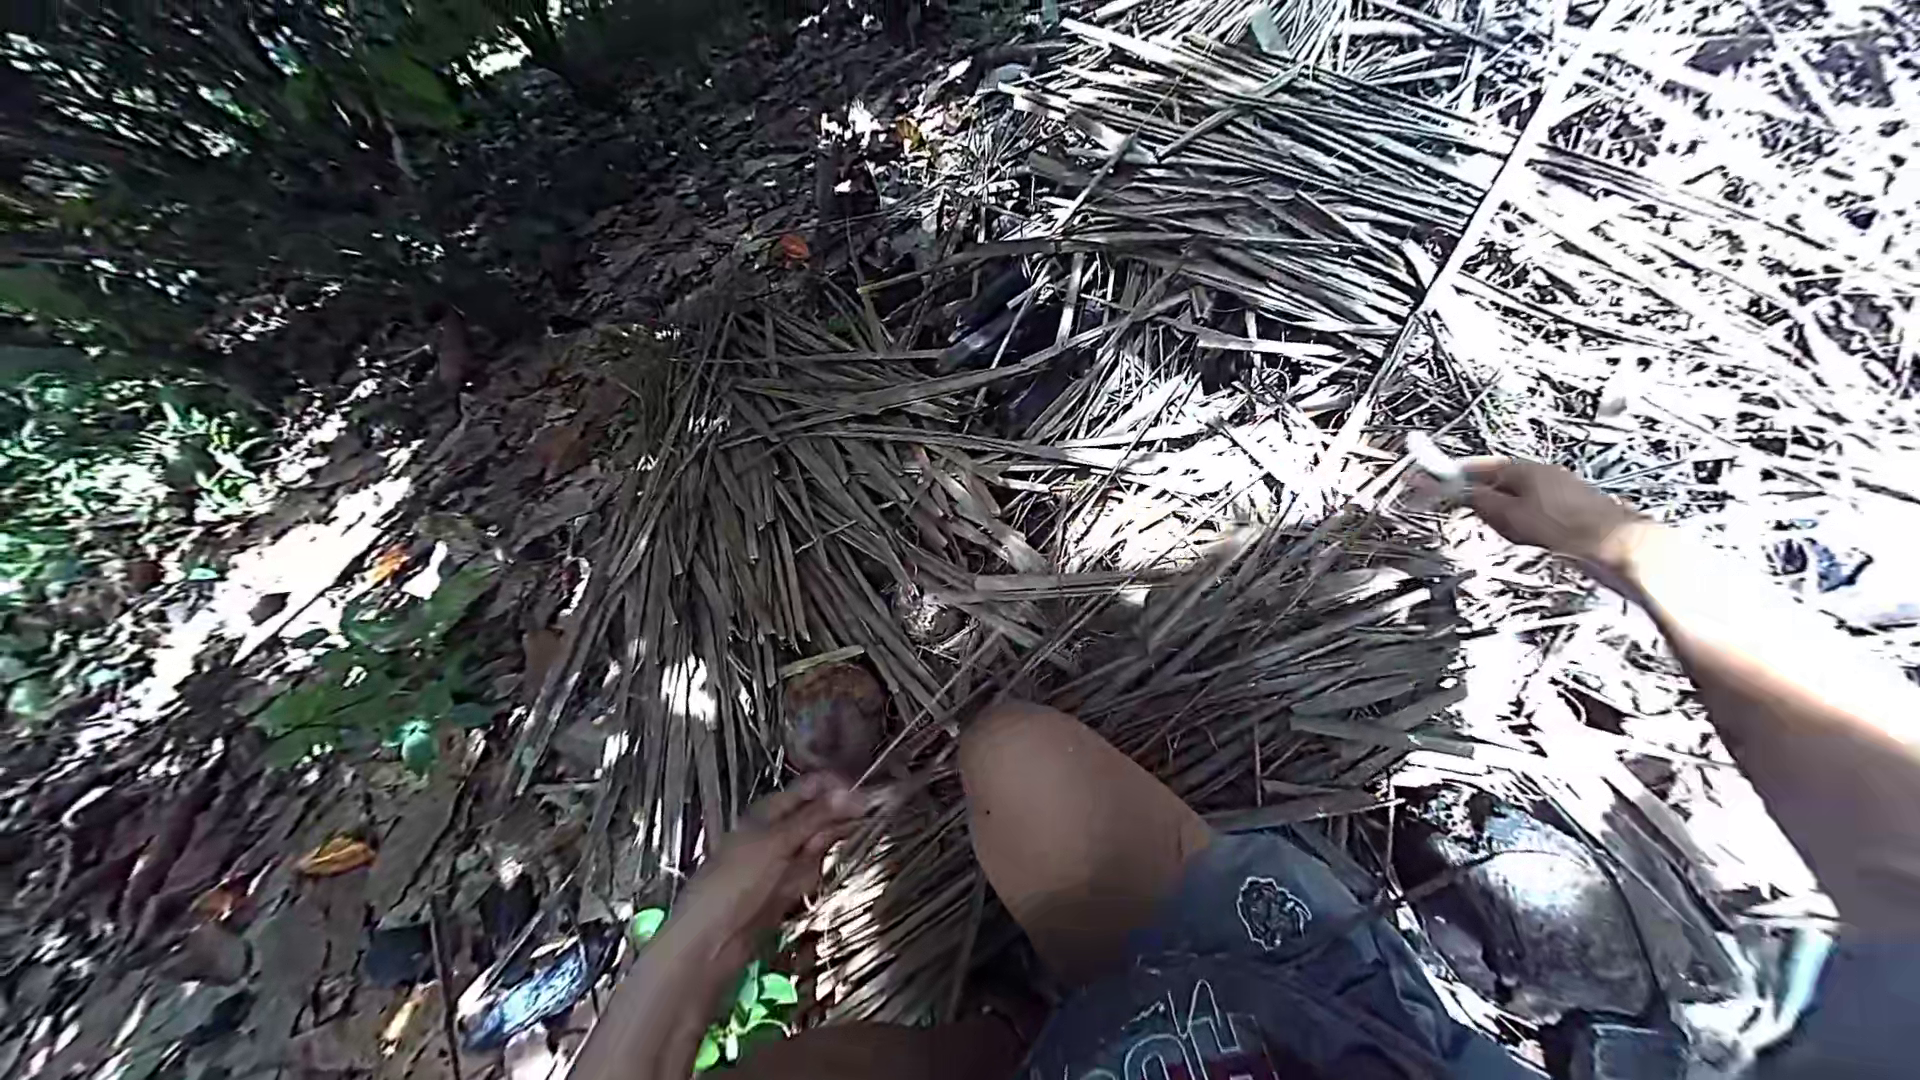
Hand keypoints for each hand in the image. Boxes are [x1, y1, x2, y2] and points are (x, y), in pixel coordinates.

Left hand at [656, 774, 870, 974]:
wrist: (709, 943)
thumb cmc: (736, 882)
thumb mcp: (778, 842)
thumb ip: (815, 817)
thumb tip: (852, 792)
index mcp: (771, 810)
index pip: (811, 787)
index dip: (837, 788)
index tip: (867, 794)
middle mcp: (779, 830)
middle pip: (818, 813)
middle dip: (839, 816)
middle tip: (867, 820)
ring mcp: (783, 859)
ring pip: (818, 843)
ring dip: (828, 847)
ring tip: (827, 856)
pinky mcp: (787, 887)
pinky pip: (811, 871)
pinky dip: (815, 873)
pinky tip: (808, 881)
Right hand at [1461, 457, 1648, 569]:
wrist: (1613, 543)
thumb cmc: (1560, 526)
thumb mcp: (1504, 513)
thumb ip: (1477, 499)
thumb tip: (1458, 491)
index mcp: (1525, 468)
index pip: (1478, 466)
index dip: (1455, 476)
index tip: (1436, 484)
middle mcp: (1545, 472)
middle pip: (1498, 478)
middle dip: (1479, 492)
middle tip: (1465, 509)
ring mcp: (1561, 487)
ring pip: (1516, 493)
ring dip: (1500, 506)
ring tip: (1498, 525)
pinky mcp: (1571, 505)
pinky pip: (1533, 505)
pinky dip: (1520, 515)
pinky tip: (1523, 531)